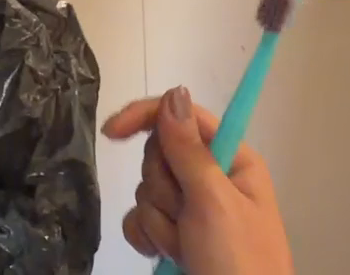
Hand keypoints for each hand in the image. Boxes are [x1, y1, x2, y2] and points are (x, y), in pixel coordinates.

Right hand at [103, 88, 293, 274]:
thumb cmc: (238, 267)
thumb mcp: (214, 204)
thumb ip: (188, 149)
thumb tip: (175, 91)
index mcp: (232, 161)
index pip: (181, 116)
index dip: (145, 118)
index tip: (112, 132)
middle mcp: (212, 178)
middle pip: (159, 153)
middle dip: (162, 186)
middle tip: (185, 217)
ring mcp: (193, 210)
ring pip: (148, 187)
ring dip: (159, 220)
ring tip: (184, 247)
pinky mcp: (175, 236)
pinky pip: (141, 217)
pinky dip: (147, 235)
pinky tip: (162, 253)